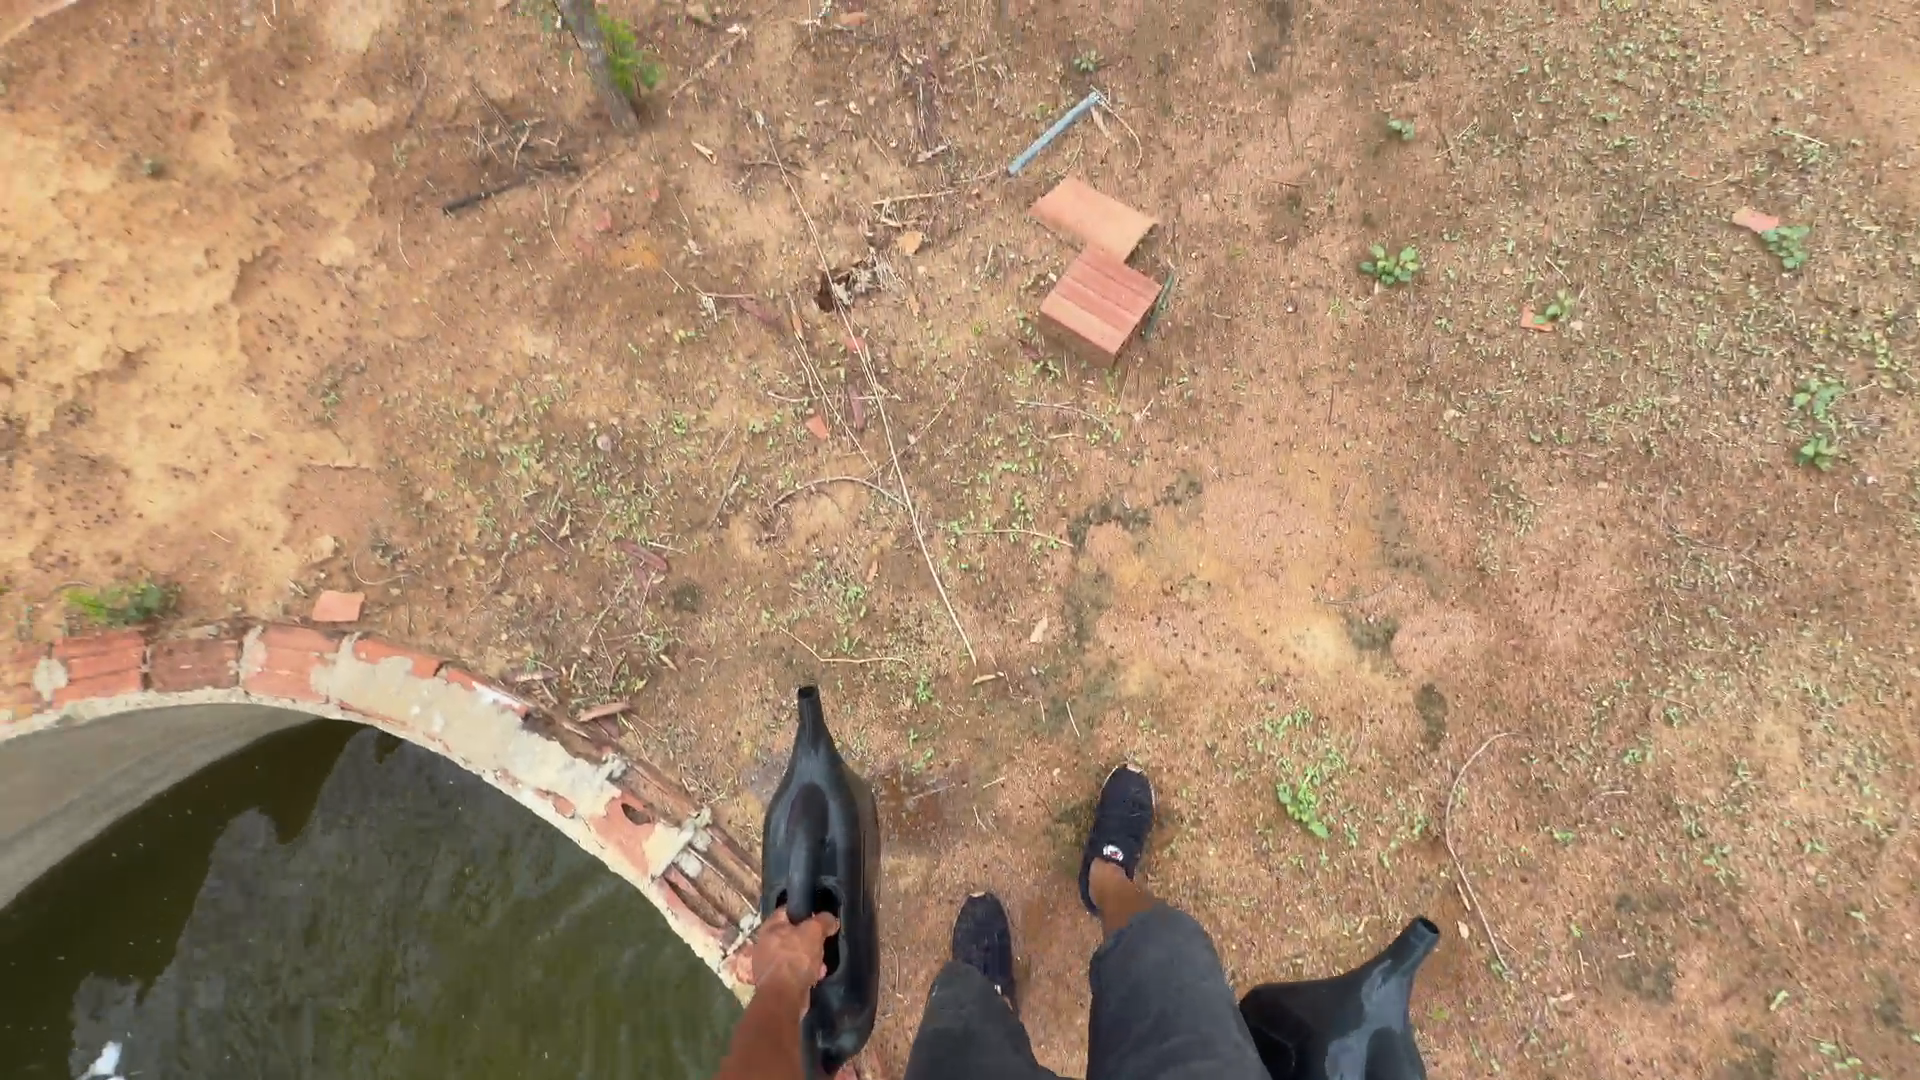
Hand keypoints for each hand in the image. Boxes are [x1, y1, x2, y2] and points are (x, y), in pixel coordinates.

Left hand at [746, 907, 839, 997]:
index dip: (803, 911)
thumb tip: (831, 920)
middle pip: (791, 935)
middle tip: (822, 941)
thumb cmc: (796, 957)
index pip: (787, 910)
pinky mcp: (774, 984)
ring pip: (793, 955)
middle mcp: (765, 944)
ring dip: (809, 958)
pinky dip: (804, 973)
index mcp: (770, 927)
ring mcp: (768, 966)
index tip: (817, 916)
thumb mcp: (815, 931)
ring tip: (822, 963)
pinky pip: (793, 972)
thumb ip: (824, 921)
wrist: (784, 997)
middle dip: (809, 940)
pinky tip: (816, 976)